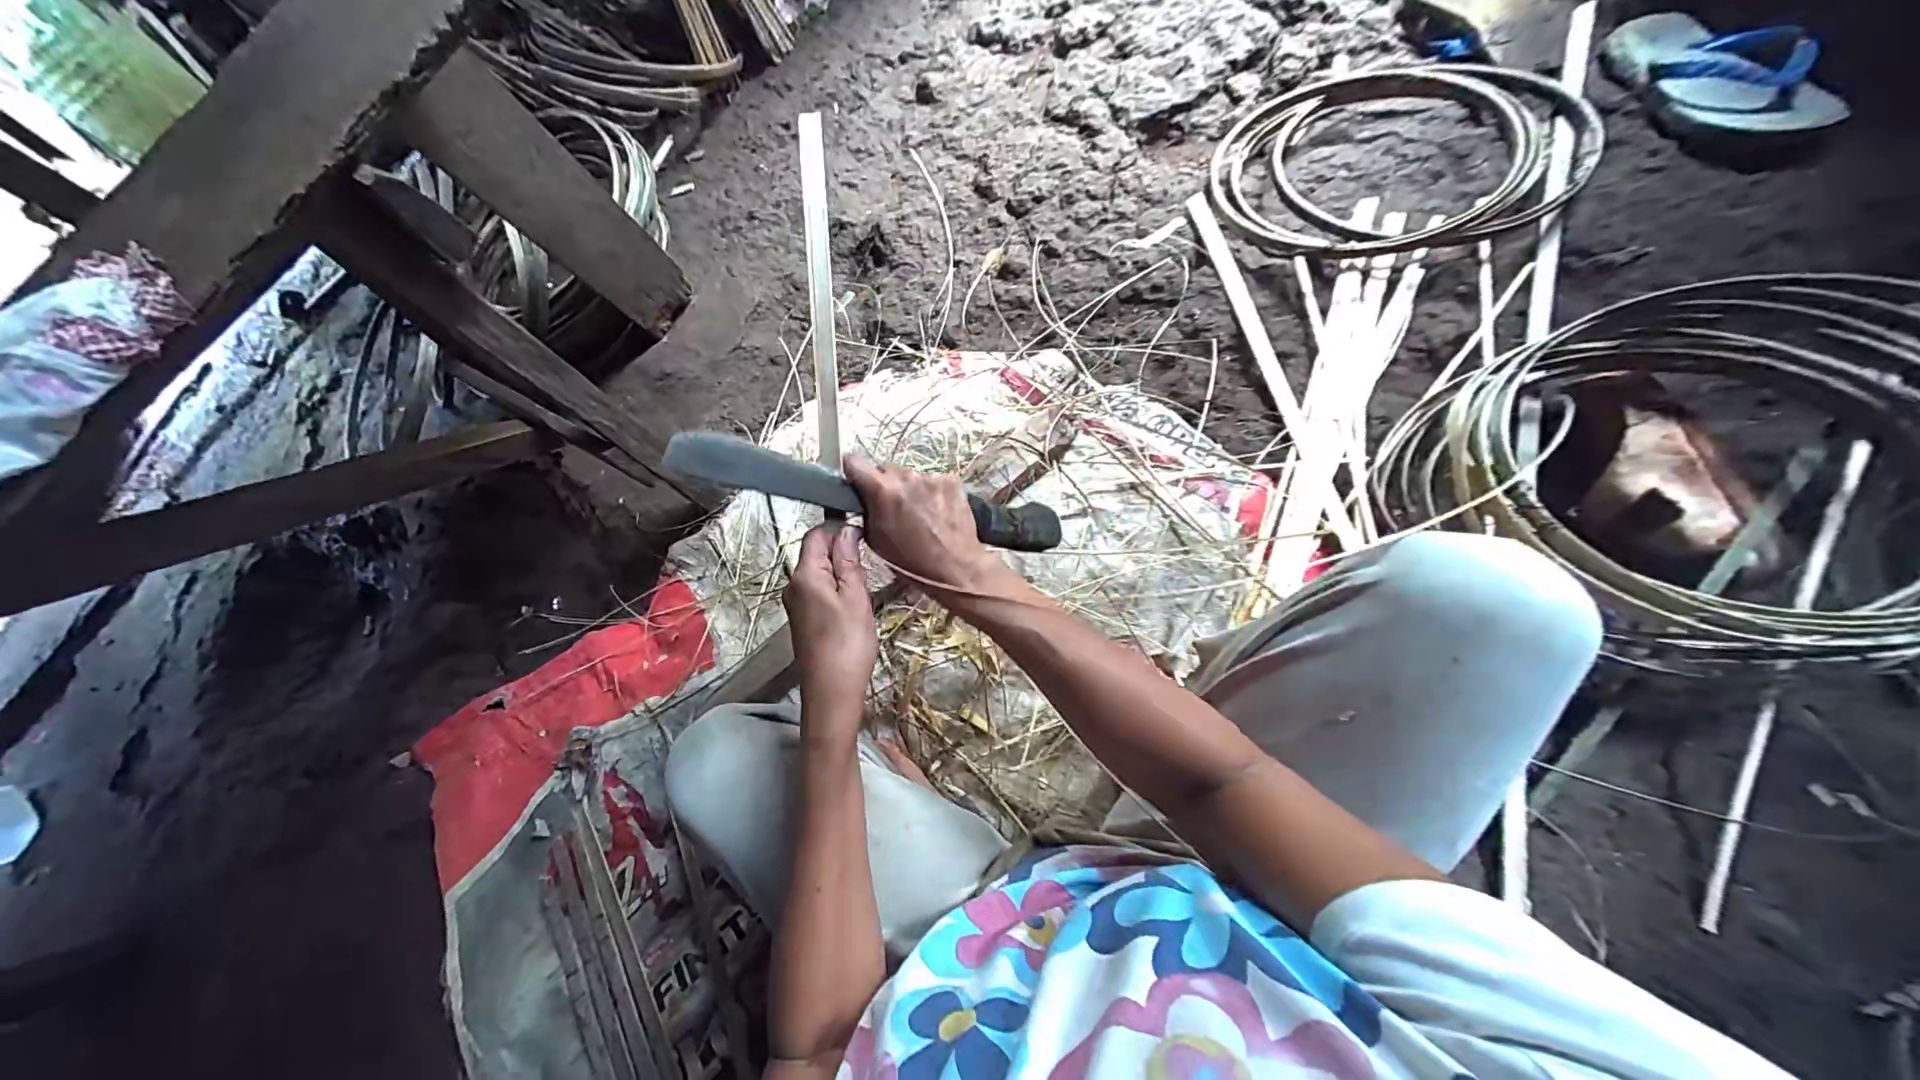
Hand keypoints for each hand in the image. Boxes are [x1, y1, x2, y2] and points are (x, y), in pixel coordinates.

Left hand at [784, 523, 877, 730]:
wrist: (832, 692)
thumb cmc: (847, 644)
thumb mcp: (856, 597)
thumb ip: (849, 561)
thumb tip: (847, 531)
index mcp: (804, 575)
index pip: (816, 534)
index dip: (840, 529)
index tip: (865, 537)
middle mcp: (794, 585)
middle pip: (817, 553)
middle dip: (842, 552)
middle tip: (869, 567)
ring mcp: (797, 604)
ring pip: (820, 573)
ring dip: (842, 573)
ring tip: (864, 588)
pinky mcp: (804, 619)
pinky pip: (820, 592)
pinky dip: (837, 590)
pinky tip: (854, 606)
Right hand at [843, 455, 1015, 603]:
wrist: (955, 568)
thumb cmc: (912, 562)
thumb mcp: (875, 539)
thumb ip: (866, 511)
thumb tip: (863, 499)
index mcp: (882, 490)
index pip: (855, 462)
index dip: (853, 471)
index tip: (856, 479)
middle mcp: (906, 477)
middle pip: (886, 470)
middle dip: (886, 486)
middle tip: (893, 508)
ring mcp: (931, 477)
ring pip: (910, 476)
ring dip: (910, 490)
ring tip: (919, 515)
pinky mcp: (951, 481)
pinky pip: (932, 481)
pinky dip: (931, 493)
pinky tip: (935, 513)